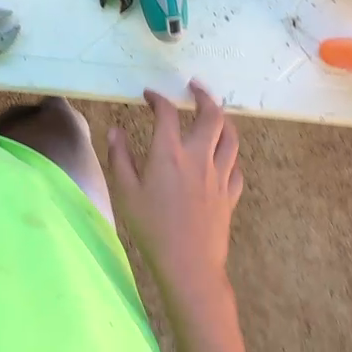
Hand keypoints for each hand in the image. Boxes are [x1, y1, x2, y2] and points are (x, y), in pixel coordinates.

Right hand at [105, 80, 243, 285]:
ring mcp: (219, 176)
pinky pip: (236, 167)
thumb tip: (115, 130)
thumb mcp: (126, 191)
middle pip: (212, 116)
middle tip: (194, 87)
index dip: (158, 99)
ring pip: (231, 138)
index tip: (149, 95)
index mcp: (169, 153)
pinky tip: (222, 157)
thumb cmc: (152, 227)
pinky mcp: (230, 195)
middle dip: (204, 96)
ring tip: (214, 112)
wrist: (189, 265)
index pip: (167, 113)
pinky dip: (230, 155)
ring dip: (223, 120)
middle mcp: (198, 157)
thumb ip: (120, 156)